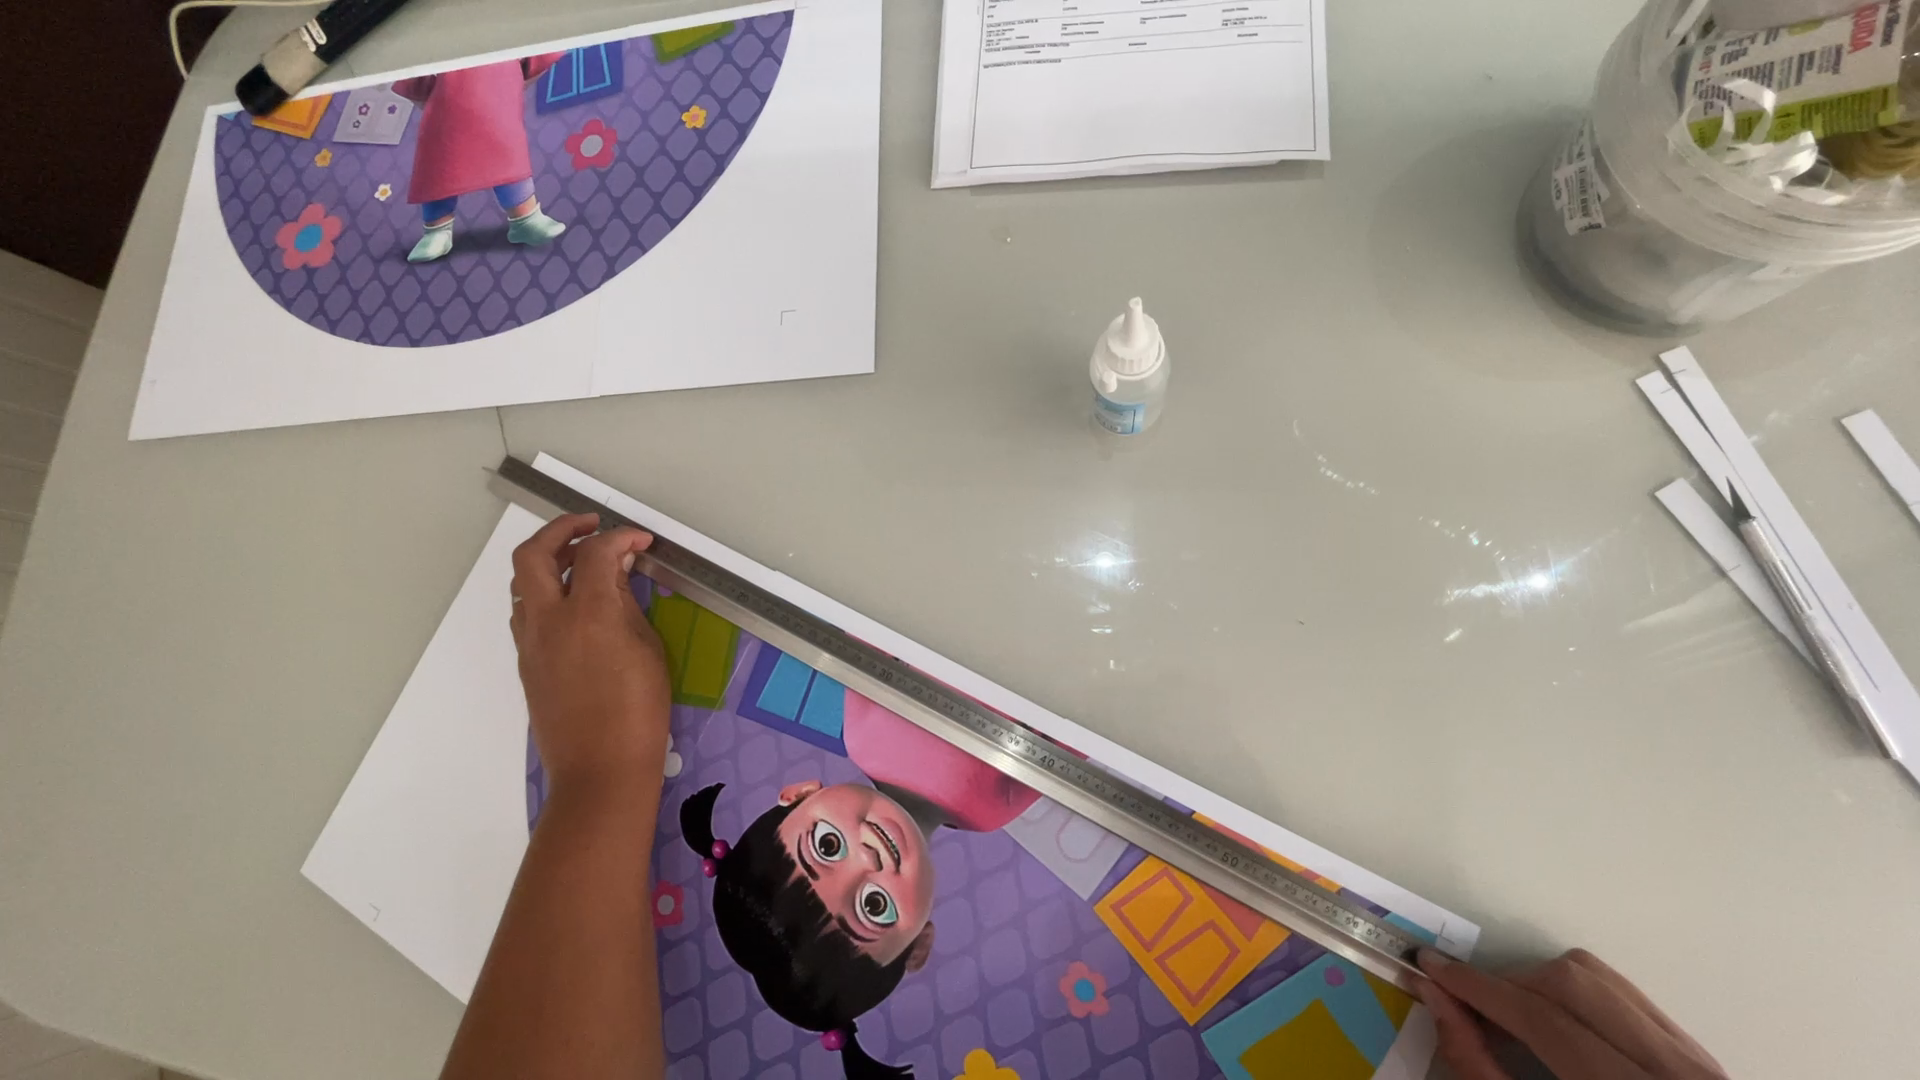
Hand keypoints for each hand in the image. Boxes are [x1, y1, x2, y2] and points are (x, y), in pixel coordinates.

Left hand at [509, 514, 671, 801]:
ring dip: (549, 560)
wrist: (600, 767)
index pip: (597, 553)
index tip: (642, 541)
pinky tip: (574, 603)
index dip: (621, 538)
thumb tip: (617, 575)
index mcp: (590, 613)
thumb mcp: (648, 649)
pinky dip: (545, 591)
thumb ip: (627, 605)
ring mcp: (530, 640)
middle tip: (592, 526)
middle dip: (562, 529)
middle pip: (535, 553)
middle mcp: (550, 618)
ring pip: (523, 581)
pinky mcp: (525, 660)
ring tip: (582, 562)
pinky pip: (526, 610)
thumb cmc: (639, 710)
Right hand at [1416, 948, 1727, 1079]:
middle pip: (1568, 983)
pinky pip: (1623, 990)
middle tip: (1471, 1005)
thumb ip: (1476, 1063)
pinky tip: (1557, 1021)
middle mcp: (1674, 1071)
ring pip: (1596, 976)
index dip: (1477, 987)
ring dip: (1540, 983)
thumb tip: (1434, 994)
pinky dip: (1576, 992)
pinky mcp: (1697, 1051)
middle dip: (1507, 985)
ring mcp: (1696, 1059)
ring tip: (1515, 1016)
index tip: (1430, 966)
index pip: (1541, 1018)